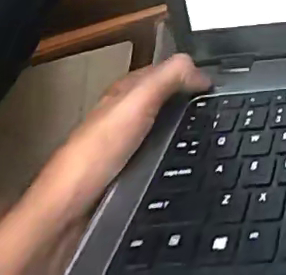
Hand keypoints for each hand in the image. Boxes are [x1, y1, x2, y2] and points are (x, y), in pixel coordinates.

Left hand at [0, 55, 211, 274]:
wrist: (67, 213)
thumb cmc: (94, 154)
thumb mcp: (138, 100)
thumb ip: (169, 76)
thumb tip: (203, 71)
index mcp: (126, 92)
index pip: (167, 71)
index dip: (192, 72)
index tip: (218, 81)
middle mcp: (127, 116)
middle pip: (169, 100)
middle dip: (192, 101)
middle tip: (218, 106)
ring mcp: (128, 146)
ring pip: (167, 129)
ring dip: (186, 130)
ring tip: (208, 132)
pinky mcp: (131, 174)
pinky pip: (163, 155)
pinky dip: (177, 154)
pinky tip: (186, 160)